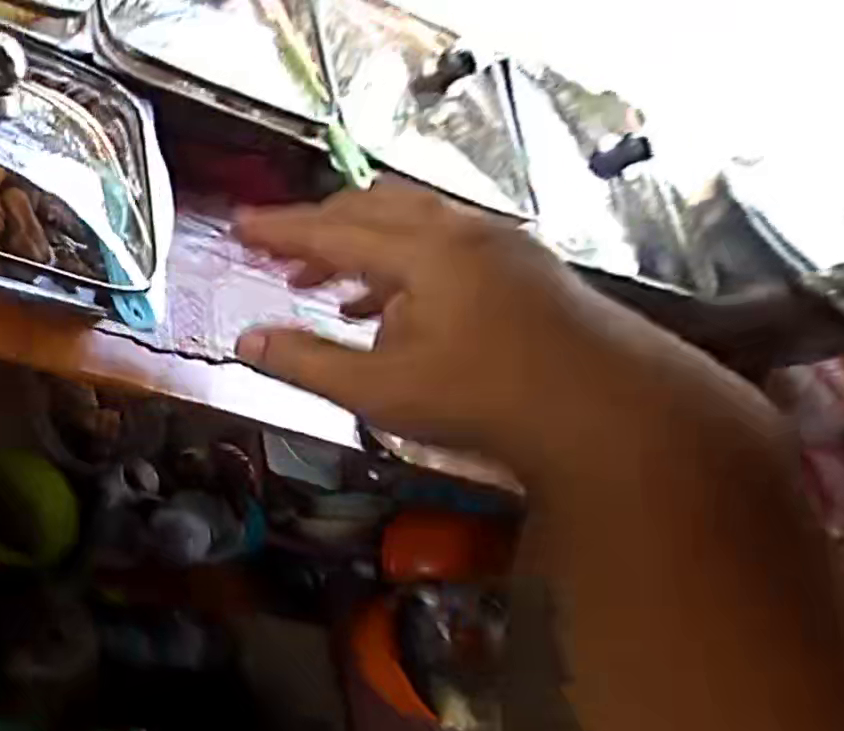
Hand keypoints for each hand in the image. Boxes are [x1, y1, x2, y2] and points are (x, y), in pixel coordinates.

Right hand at [233, 181, 781, 484]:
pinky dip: (389, 260)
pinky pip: (436, 242)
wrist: (602, 411)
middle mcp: (464, 234)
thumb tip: (248, 341)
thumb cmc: (480, 398)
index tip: (240, 224)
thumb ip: (302, 361)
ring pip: (408, 219)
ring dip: (353, 241)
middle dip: (314, 225)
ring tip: (312, 275)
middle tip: (271, 248)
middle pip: (372, 206)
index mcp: (426, 254)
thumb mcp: (371, 388)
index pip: (332, 231)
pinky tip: (371, 300)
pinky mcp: (514, 267)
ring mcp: (496, 246)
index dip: (279, 229)